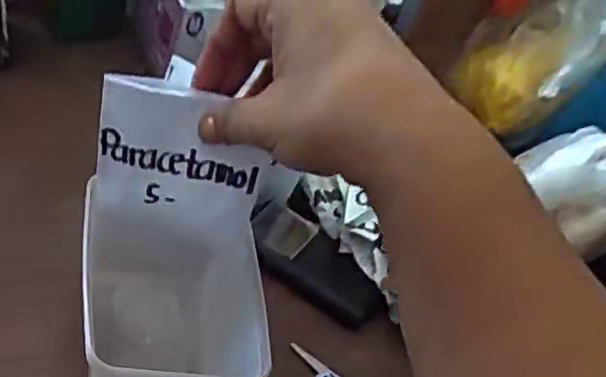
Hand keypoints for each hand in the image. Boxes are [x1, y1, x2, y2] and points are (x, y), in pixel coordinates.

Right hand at [192, 0, 458, 175]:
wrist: (401, 134)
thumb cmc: (328, 113)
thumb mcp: (265, 121)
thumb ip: (228, 121)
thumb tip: (205, 125)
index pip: (238, 7)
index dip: (214, 52)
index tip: (204, 94)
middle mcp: (323, 3)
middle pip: (262, 26)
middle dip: (234, 71)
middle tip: (218, 113)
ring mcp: (346, 28)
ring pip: (286, 49)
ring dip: (258, 87)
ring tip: (243, 128)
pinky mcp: (360, 57)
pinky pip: (310, 64)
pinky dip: (285, 92)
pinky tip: (275, 128)